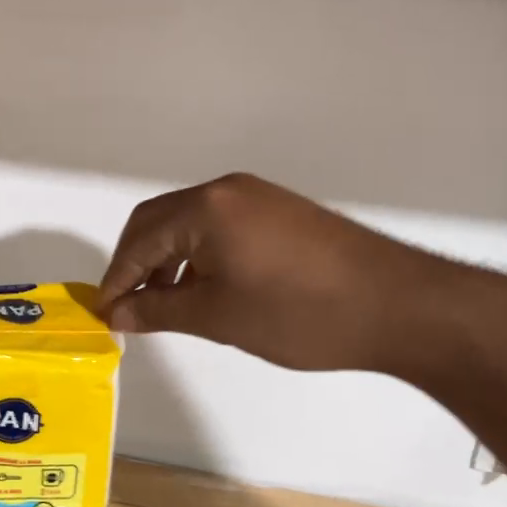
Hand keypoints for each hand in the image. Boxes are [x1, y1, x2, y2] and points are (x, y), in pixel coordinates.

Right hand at [98, 173, 474, 374]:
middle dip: (136, 263)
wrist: (402, 307)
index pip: (138, 238)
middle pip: (159, 221)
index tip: (104, 314)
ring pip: (189, 223)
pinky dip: (199, 254)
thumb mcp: (219, 317)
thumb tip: (117, 314)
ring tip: (165, 302)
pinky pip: (219, 225)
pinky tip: (206, 288)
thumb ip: (159, 310)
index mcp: (204, 207)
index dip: (116, 278)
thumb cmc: (300, 314)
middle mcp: (225, 189)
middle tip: (127, 306)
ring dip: (168, 259)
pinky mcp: (280, 211)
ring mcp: (256, 196)